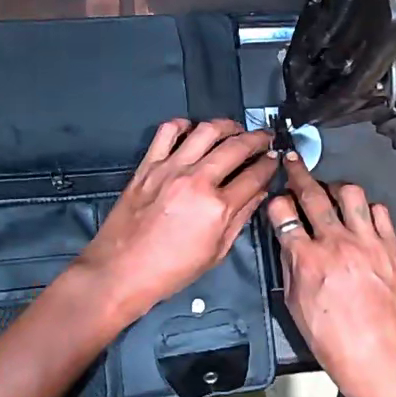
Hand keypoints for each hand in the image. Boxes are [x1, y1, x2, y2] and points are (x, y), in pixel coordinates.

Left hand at [73, 119, 277, 323]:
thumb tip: (258, 193)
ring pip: (206, 131)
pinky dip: (183, 125)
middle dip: (258, 139)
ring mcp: (170, 169)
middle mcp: (196, 181)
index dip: (270, 165)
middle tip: (264, 138)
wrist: (121, 271)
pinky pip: (167, 132)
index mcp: (217, 208)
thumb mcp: (215, 253)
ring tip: (235, 129)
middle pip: (237, 147)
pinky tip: (193, 130)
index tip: (275, 159)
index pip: (255, 176)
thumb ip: (240, 218)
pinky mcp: (148, 166)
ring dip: (227, 126)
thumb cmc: (169, 270)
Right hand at [266, 159, 395, 396]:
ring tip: (330, 190)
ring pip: (350, 193)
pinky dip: (366, 208)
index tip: (275, 200)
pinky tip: (359, 215)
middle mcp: (337, 244)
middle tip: (293, 162)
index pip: (283, 213)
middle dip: (297, 173)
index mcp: (307, 260)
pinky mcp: (391, 248)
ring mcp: (367, 243)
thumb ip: (289, 266)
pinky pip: (379, 212)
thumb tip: (286, 242)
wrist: (380, 356)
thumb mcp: (294, 305)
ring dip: (334, 186)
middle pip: (312, 193)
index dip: (275, 201)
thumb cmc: (335, 340)